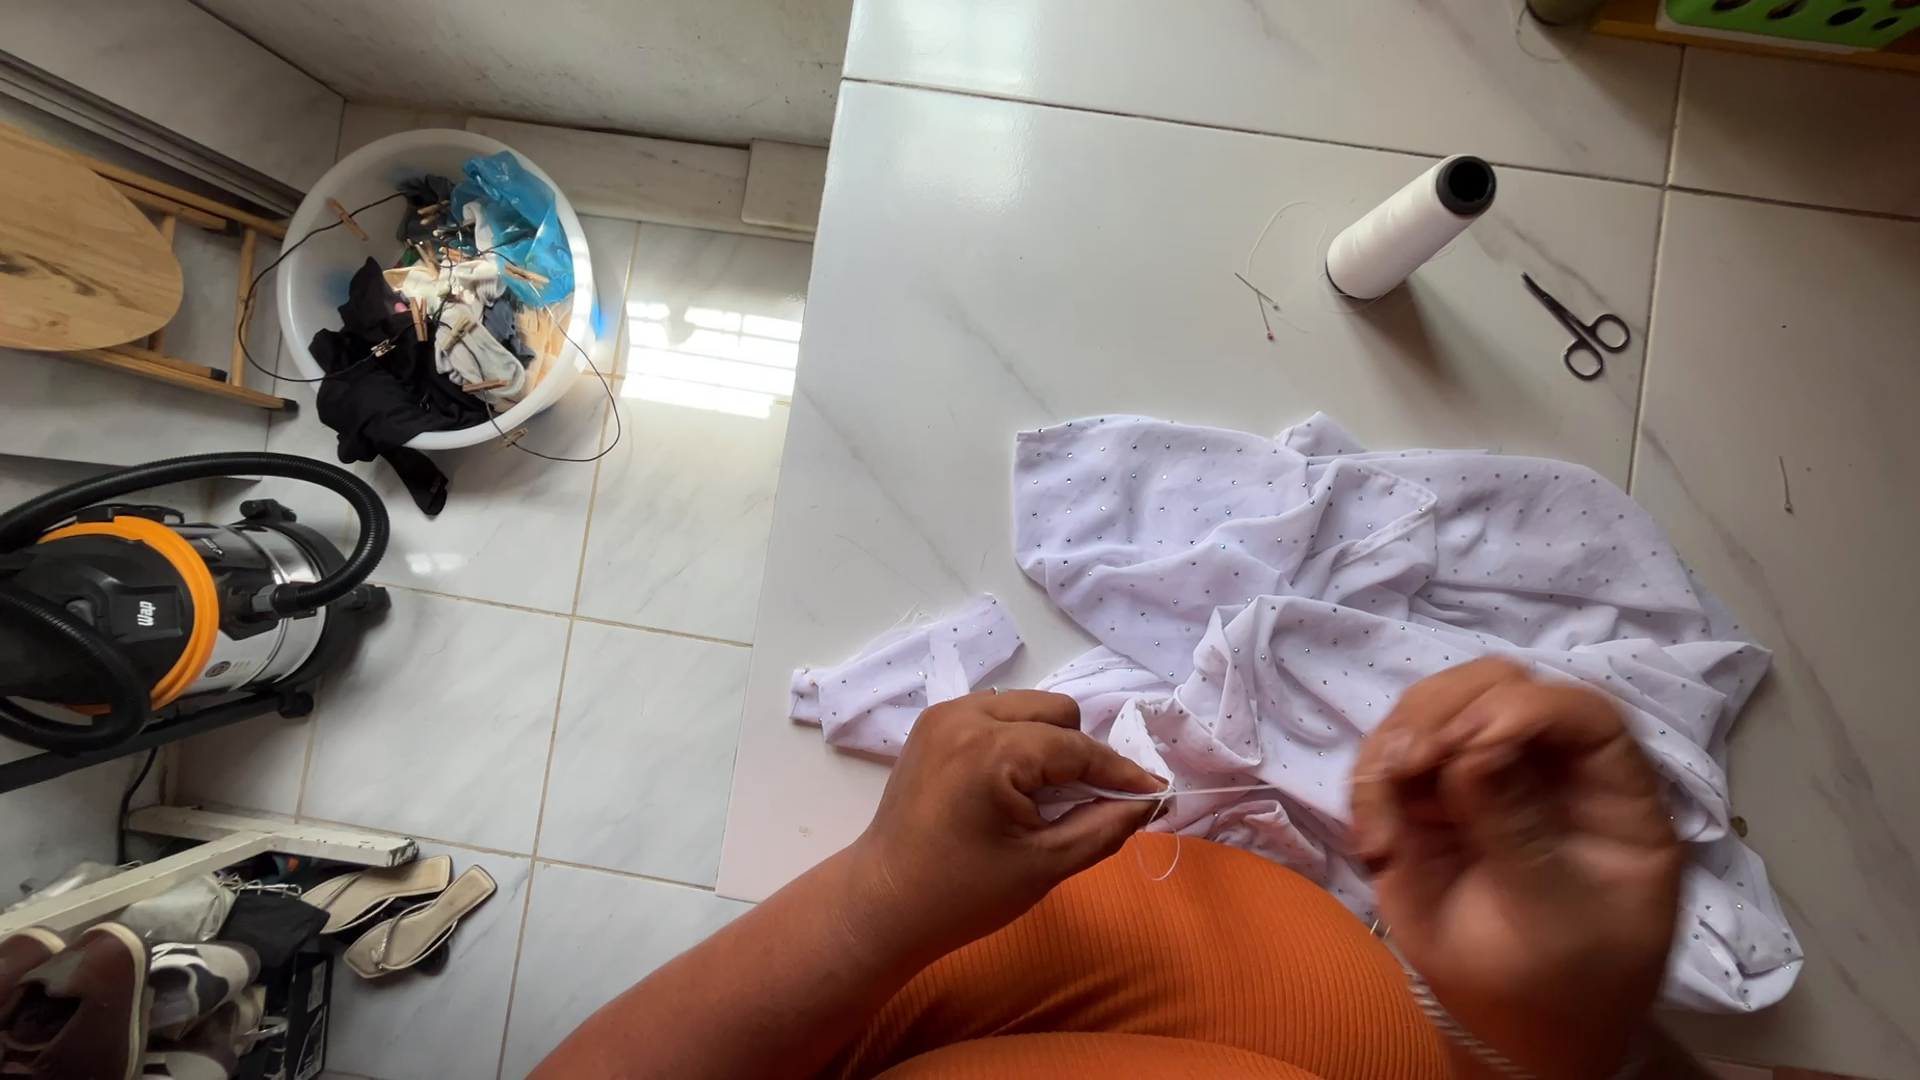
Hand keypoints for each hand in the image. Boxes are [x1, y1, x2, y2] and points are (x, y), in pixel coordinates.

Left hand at [844, 689, 1163, 960]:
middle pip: (1055, 711)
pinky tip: (1011, 781)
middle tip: (1083, 802)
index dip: (1119, 772)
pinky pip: (997, 712)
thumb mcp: (1045, 866)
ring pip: (1027, 705)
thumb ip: (1104, 826)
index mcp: (991, 750)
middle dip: (1080, 753)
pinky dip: (1017, 737)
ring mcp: (945, 713)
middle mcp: (966, 715)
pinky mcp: (934, 721)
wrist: (885, 901)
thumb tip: (1149, 802)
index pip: (1075, 748)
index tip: (1156, 793)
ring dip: (1048, 741)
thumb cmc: (963, 894)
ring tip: (1044, 794)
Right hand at [1351, 659, 1682, 1079]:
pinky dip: (1364, 786)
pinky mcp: (1416, 790)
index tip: (1470, 749)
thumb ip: (1516, 828)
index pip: (1580, 713)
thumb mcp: (1555, 915)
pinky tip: (1375, 846)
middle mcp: (1539, 766)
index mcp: (1605, 796)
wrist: (1498, 1020)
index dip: (1525, 711)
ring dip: (1392, 746)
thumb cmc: (1556, 980)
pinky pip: (1378, 755)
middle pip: (1491, 685)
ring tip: (1383, 819)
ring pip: (1424, 706)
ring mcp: (1473, 772)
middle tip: (1410, 766)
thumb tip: (1470, 750)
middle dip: (1439, 713)